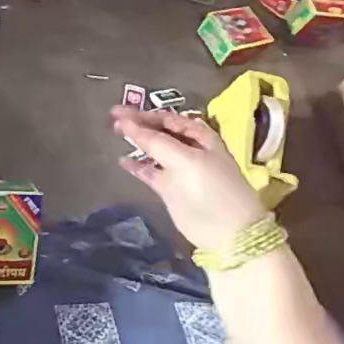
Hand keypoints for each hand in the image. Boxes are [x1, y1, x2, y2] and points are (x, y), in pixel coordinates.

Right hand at [113, 107, 267, 249]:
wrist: (228, 231)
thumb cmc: (212, 190)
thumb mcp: (188, 160)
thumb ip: (158, 142)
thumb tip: (129, 125)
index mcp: (199, 138)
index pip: (168, 119)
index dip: (145, 114)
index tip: (120, 112)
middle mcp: (189, 149)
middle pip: (160, 131)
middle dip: (139, 123)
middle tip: (114, 118)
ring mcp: (178, 169)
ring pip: (154, 150)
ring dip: (137, 141)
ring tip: (116, 134)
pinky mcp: (169, 189)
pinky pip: (149, 172)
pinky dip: (137, 166)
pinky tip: (123, 160)